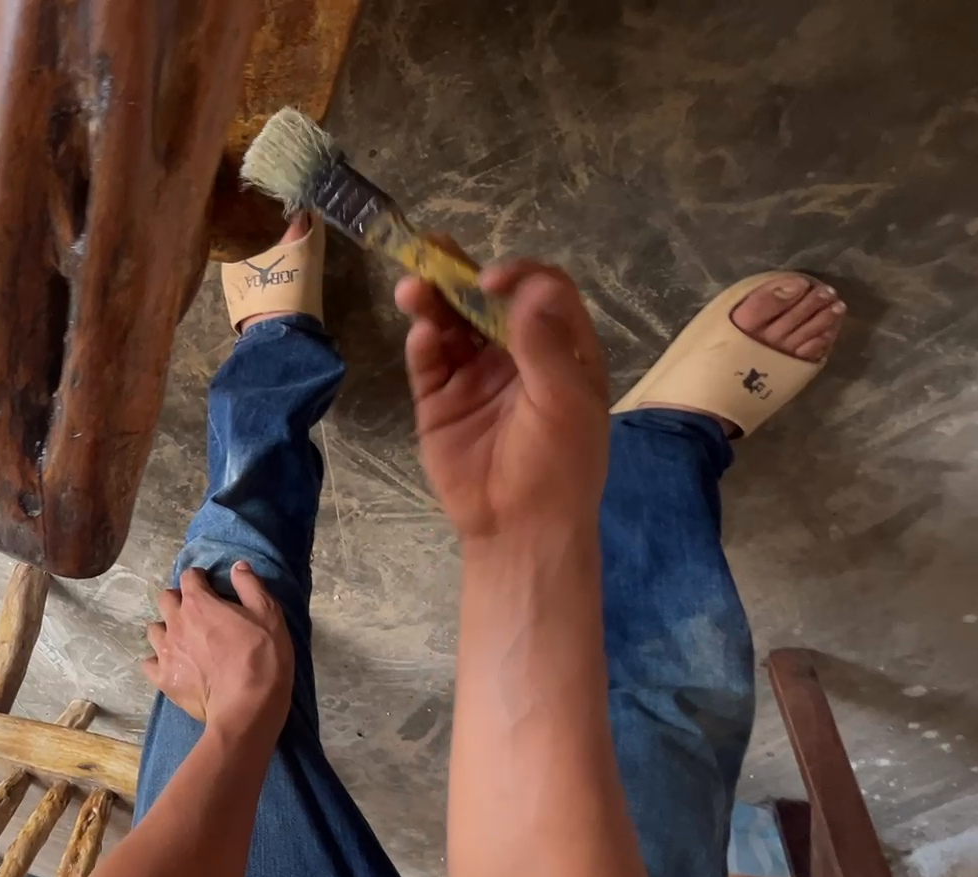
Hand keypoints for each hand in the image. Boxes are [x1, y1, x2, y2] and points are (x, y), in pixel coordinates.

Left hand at [142, 563, 291, 737]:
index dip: (200, 578)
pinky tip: (173, 665)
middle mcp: (175, 622)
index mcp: (198, 603)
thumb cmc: (262, 658)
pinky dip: (158, 660)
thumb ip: (250, 587)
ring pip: (154, 629)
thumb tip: (238, 566)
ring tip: (184, 639)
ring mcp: (164, 650)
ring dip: (167, 629)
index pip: (189, 577)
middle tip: (197, 613)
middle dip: (179, 600)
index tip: (210, 586)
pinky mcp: (161, 677)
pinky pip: (149, 662)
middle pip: (166, 599)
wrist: (246, 708)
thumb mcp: (269, 616)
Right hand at [394, 258, 609, 543]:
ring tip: (412, 288)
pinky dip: (422, 348)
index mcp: (557, 349)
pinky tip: (420, 336)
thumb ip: (544, 345)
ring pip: (449, 330)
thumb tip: (528, 287)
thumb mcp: (564, 401)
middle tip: (433, 251)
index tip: (491, 278)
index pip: (538, 294)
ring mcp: (472, 379)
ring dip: (432, 307)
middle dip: (461, 278)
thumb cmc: (559, 463)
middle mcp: (512, 356)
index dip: (516, 277)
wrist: (517, 524)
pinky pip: (427, 367)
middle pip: (484, 304)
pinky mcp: (437, 403)